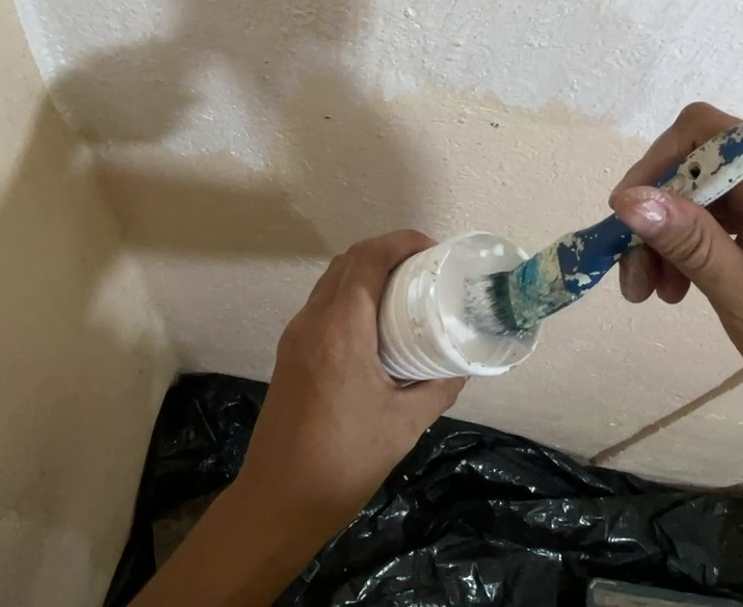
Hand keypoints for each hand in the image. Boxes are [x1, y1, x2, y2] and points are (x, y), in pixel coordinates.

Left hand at [236, 231, 466, 534]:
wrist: (279, 500)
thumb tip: (463, 364)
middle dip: (387, 252)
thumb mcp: (405, 424)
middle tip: (425, 269)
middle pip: (348, 260)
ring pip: (332, 280)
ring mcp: (295, 335)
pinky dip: (350, 296)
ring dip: (366, 272)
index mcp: (341, 329)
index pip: (368, 259)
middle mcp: (313, 321)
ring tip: (404, 291)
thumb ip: (438, 386)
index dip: (401, 242)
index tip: (432, 250)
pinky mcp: (289, 352)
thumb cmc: (345, 461)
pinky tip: (375, 324)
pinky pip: (322, 304)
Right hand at [610, 103, 742, 460]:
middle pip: (708, 165)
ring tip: (663, 294)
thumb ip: (688, 240)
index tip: (626, 220)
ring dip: (683, 234)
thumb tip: (627, 196)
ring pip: (722, 192)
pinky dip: (713, 240)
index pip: (705, 132)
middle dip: (662, 215)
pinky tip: (697, 284)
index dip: (654, 164)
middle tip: (636, 281)